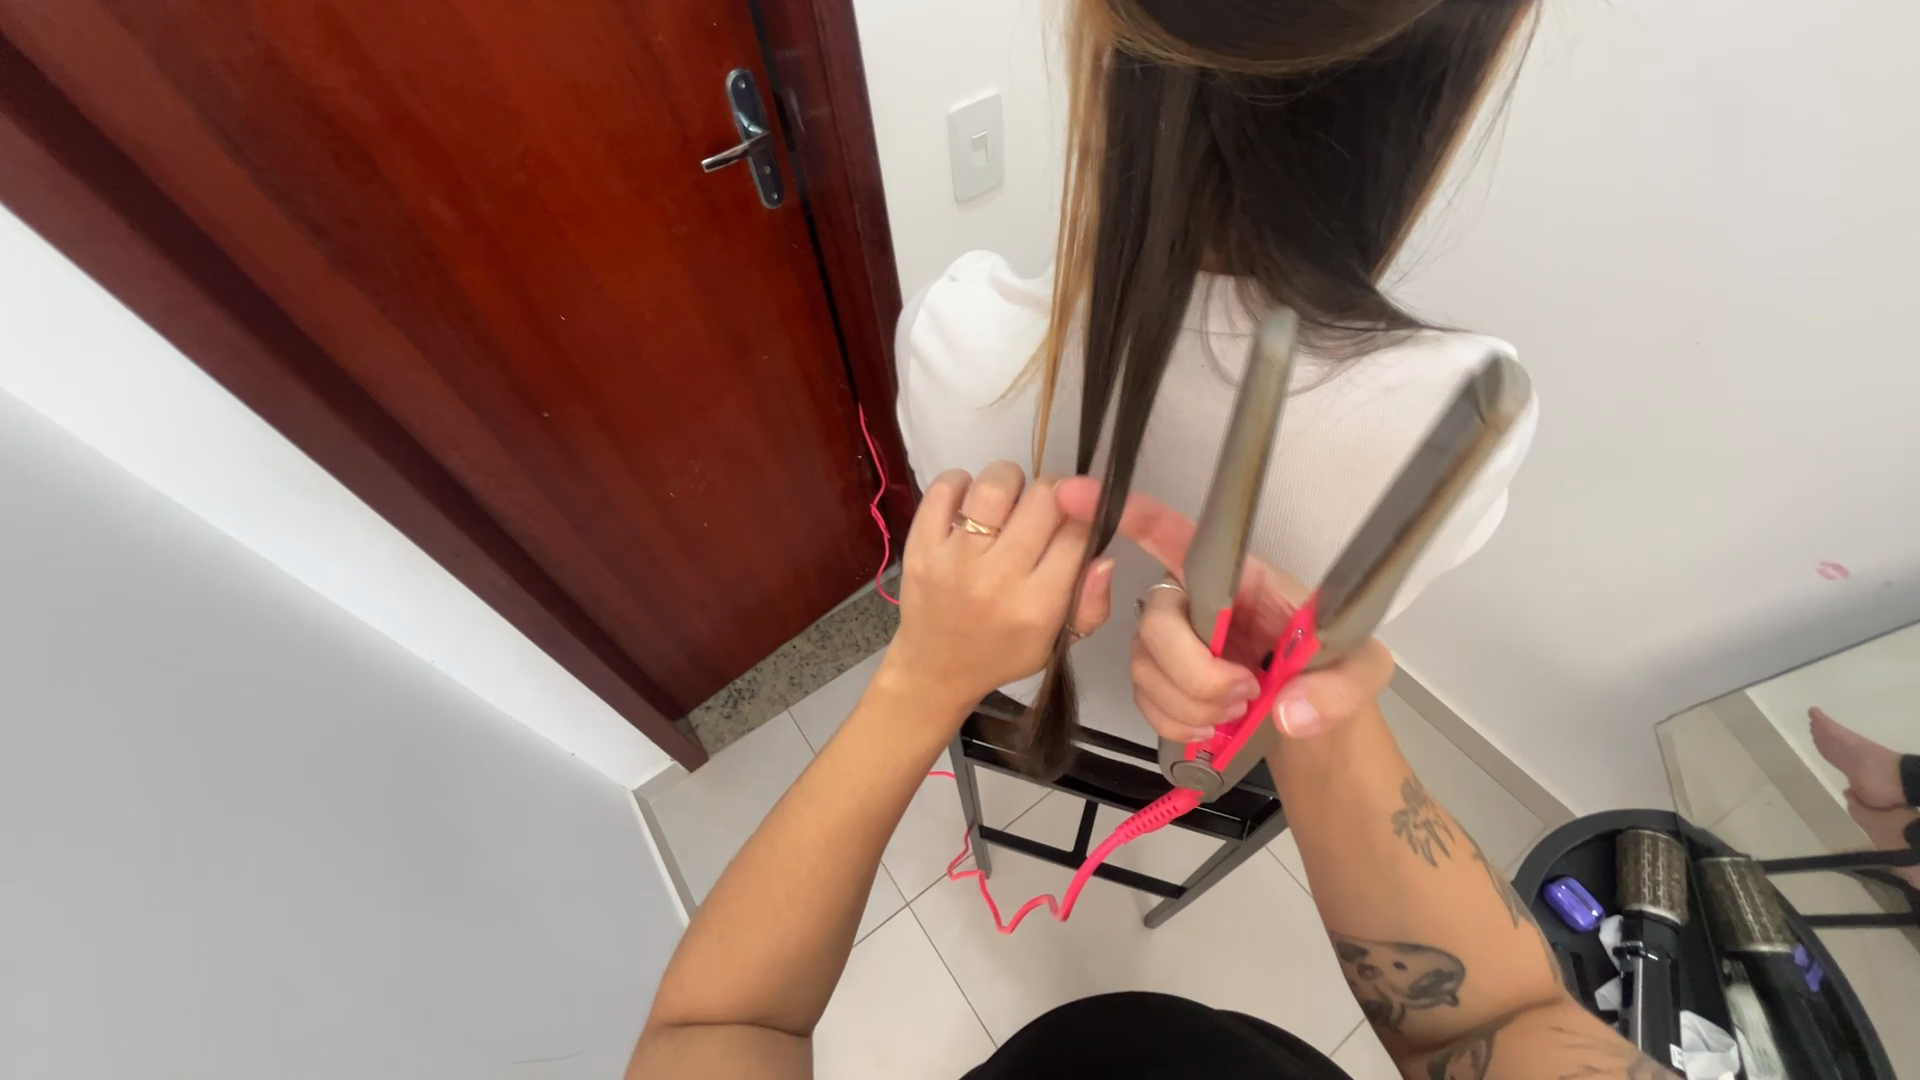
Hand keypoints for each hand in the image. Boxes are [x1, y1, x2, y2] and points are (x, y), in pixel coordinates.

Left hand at [883, 463, 1114, 712]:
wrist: (935, 669)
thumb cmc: (1004, 653)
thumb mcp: (1059, 642)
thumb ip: (1091, 603)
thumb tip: (1104, 556)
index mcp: (1038, 605)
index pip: (1078, 533)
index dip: (1084, 515)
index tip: (1075, 519)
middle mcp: (998, 579)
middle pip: (1043, 499)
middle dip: (1053, 492)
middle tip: (1044, 505)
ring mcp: (954, 560)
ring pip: (995, 485)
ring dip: (1009, 480)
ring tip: (1007, 500)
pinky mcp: (921, 546)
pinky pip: (944, 489)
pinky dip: (960, 483)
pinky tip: (969, 502)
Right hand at [1055, 477, 1392, 742]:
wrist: (1310, 712)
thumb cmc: (1331, 665)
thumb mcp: (1363, 668)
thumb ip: (1339, 687)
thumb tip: (1288, 712)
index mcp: (1234, 574)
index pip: (1172, 534)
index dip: (1125, 513)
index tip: (1073, 493)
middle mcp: (1192, 599)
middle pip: (1155, 619)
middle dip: (1194, 670)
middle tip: (1244, 691)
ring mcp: (1170, 640)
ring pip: (1144, 664)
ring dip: (1192, 702)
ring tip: (1237, 711)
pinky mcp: (1159, 678)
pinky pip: (1144, 698)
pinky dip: (1177, 722)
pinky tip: (1210, 727)